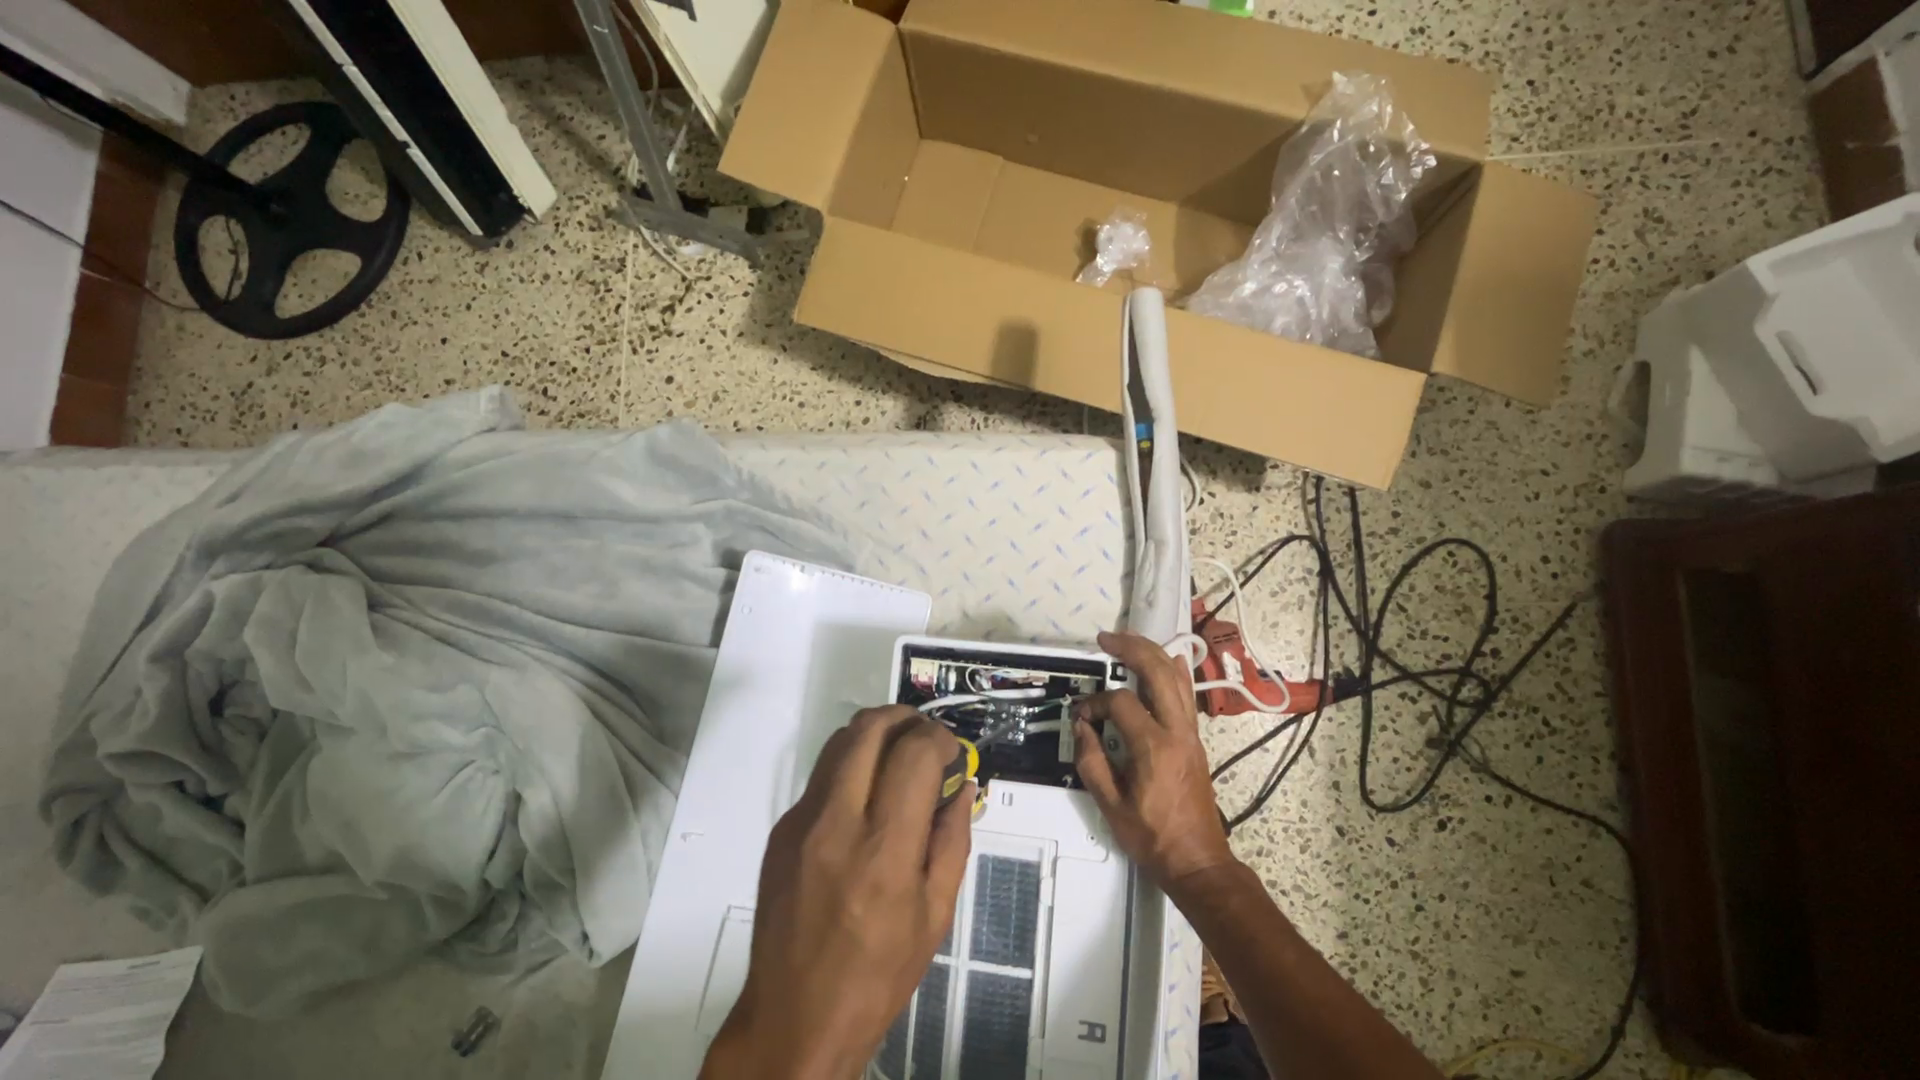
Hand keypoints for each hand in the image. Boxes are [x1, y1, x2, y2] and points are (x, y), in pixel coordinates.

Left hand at [701, 707, 973, 1079]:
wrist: (796, 1016)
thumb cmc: (878, 974)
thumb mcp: (935, 913)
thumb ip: (952, 839)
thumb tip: (962, 787)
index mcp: (884, 848)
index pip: (914, 754)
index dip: (940, 739)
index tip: (952, 752)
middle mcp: (836, 822)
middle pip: (869, 729)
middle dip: (906, 719)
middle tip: (927, 738)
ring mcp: (800, 822)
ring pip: (838, 743)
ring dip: (875, 735)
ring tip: (898, 757)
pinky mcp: (780, 831)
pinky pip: (819, 779)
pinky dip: (850, 768)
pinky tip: (866, 800)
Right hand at [1072, 631, 1236, 890]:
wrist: (1198, 861)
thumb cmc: (1152, 838)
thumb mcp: (1110, 806)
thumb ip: (1092, 761)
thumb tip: (1082, 726)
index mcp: (1154, 747)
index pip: (1121, 703)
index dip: (1096, 704)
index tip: (1081, 720)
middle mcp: (1178, 731)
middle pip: (1158, 672)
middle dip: (1131, 649)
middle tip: (1105, 639)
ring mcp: (1191, 734)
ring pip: (1177, 678)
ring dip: (1153, 653)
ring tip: (1128, 640)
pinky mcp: (1196, 741)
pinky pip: (1188, 695)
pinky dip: (1177, 672)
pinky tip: (1170, 658)